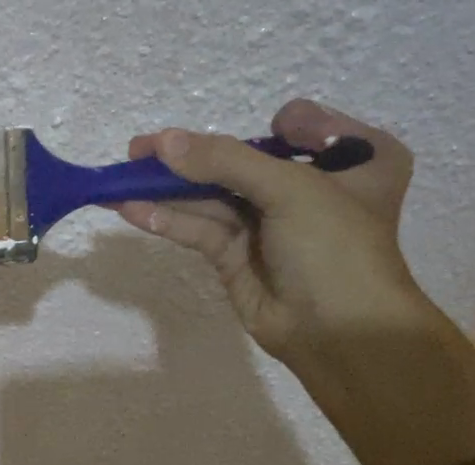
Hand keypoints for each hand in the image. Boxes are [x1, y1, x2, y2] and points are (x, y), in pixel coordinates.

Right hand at [113, 99, 442, 372]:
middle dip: (194, 158)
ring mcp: (270, 224)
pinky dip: (168, 220)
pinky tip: (134, 211)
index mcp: (354, 157)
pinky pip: (200, 229)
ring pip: (212, 199)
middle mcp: (311, 186)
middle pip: (243, 164)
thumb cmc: (335, 246)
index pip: (299, 127)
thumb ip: (226, 162)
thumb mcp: (290, 189)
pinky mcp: (236, 255)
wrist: (336, 328)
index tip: (255, 134)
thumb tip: (163, 142)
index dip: (269, 128)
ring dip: (168, 191)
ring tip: (120, 182)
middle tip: (140, 151)